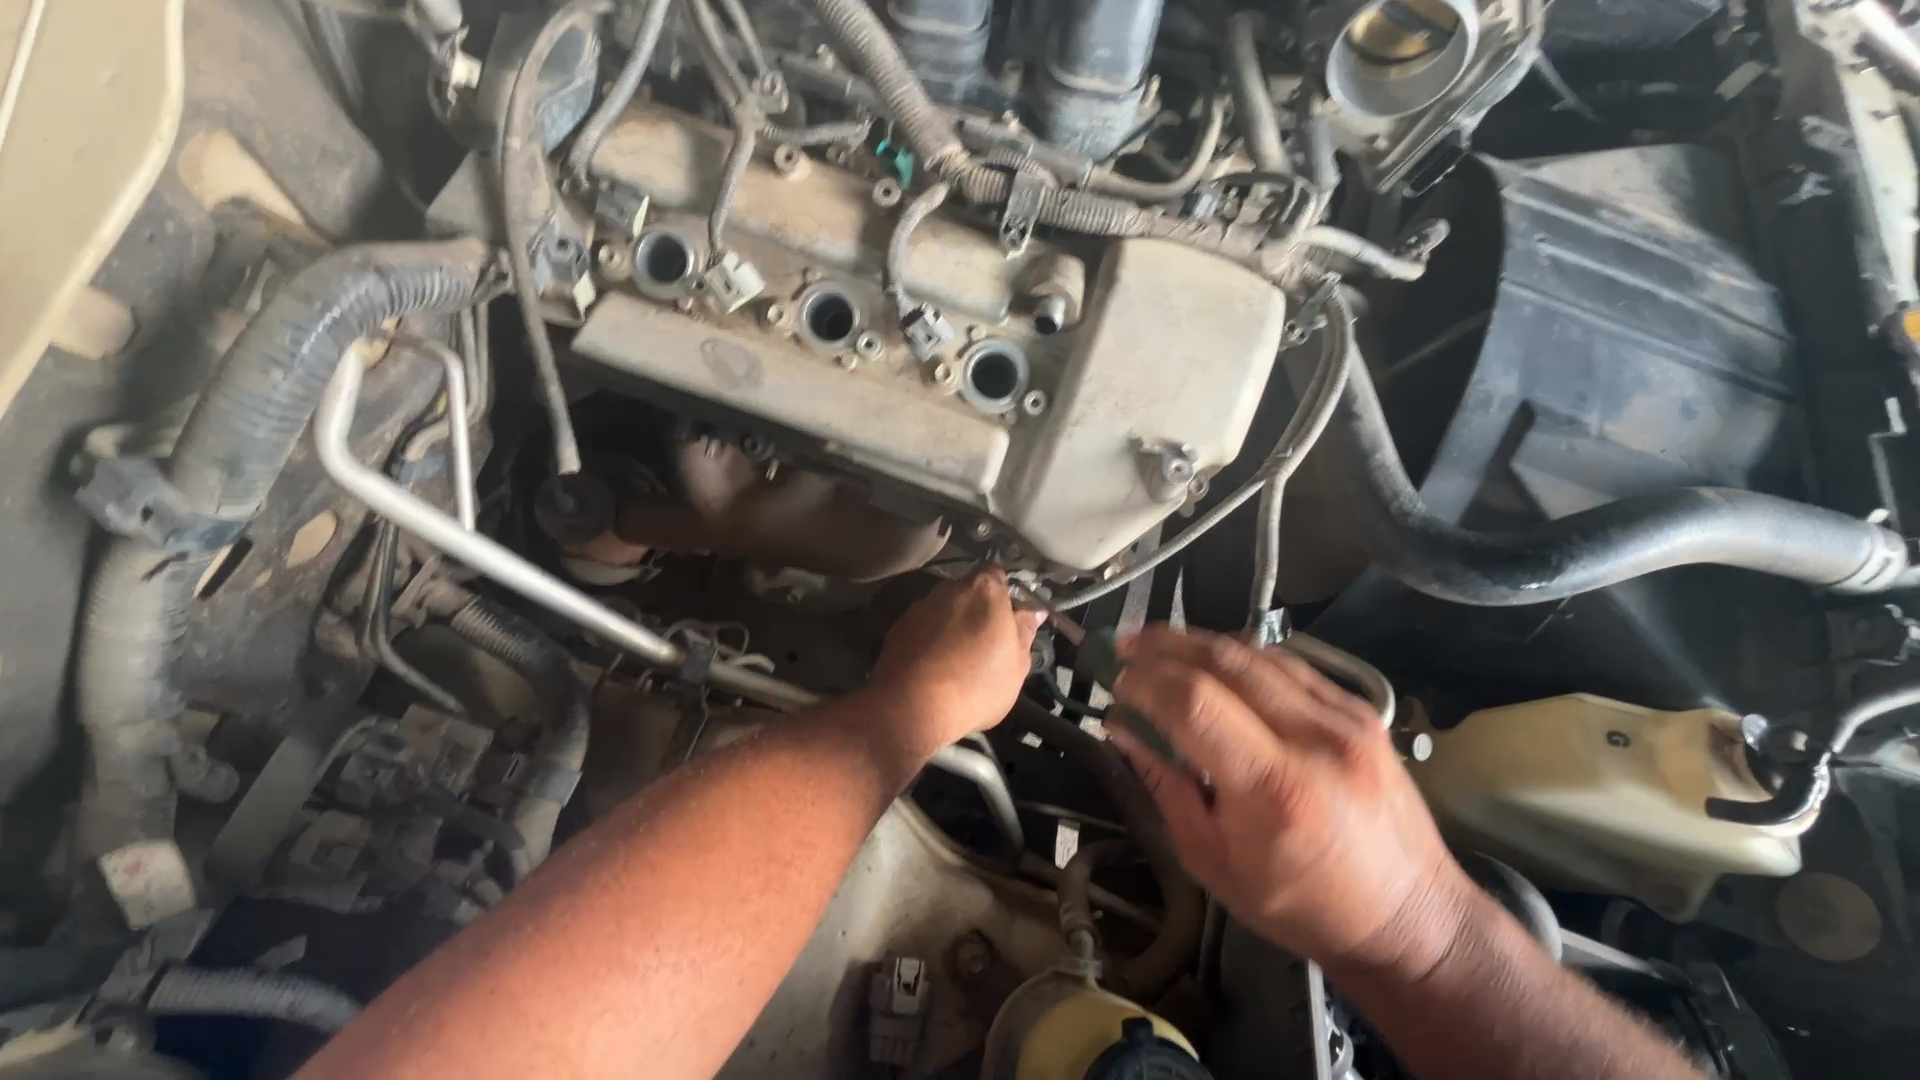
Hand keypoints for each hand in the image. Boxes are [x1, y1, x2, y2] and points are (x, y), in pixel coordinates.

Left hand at [867, 569, 1045, 758]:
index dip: (1005, 595)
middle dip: (977, 610)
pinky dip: (929, 640)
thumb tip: (1032, 612)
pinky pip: (922, 628)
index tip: (1009, 618)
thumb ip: (1025, 631)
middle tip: (986, 643)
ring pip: (943, 610)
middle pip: (968, 591)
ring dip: (951, 625)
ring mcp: (919, 607)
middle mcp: (948, 588)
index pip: (998, 575)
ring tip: (956, 659)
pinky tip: (933, 667)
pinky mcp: (896, 628)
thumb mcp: (1017, 665)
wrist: (911, 708)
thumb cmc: (976, 685)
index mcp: (984, 589)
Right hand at [1110, 625, 1474, 978]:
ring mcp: (1346, 718)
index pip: (1195, 703)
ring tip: (1158, 645)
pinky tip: (1214, 660)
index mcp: (1274, 788)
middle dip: (1164, 646)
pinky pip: (1289, 664)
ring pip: (1256, 653)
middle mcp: (1315, 739)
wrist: (1412, 918)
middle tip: (1124, 645)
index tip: (1115, 680)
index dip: (1146, 682)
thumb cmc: (1302, 906)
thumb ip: (1166, 785)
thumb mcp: (1213, 862)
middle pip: (1224, 662)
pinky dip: (1241, 655)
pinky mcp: (1363, 710)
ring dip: (1199, 642)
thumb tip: (1123, 726)